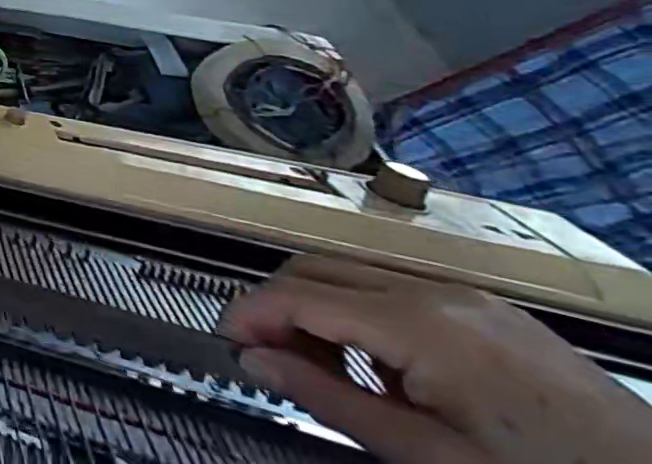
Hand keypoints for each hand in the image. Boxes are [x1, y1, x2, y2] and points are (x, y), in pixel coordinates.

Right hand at [219, 255, 651, 463]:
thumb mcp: (433, 457)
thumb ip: (331, 400)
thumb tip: (255, 362)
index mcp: (417, 322)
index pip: (295, 295)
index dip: (248, 315)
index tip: (227, 345)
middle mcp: (433, 290)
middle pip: (313, 270)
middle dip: (274, 306)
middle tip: (266, 357)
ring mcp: (465, 295)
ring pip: (348, 274)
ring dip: (314, 309)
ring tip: (324, 370)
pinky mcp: (488, 309)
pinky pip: (393, 290)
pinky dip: (359, 314)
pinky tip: (378, 366)